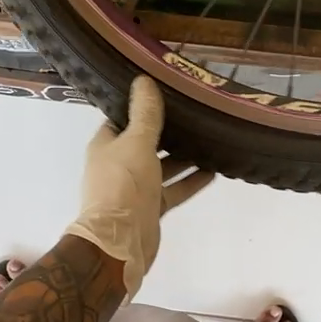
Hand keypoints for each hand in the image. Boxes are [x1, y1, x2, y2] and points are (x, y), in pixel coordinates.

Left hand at [65, 76, 212, 297]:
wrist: (120, 242)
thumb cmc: (124, 185)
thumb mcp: (137, 142)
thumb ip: (145, 115)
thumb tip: (144, 79)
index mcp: (106, 145)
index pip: (123, 119)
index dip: (142, 106)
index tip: (167, 92)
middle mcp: (119, 165)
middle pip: (145, 142)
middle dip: (169, 131)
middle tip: (197, 112)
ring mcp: (136, 189)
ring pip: (162, 167)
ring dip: (184, 156)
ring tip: (210, 139)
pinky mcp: (152, 208)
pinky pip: (174, 189)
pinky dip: (190, 181)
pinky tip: (214, 170)